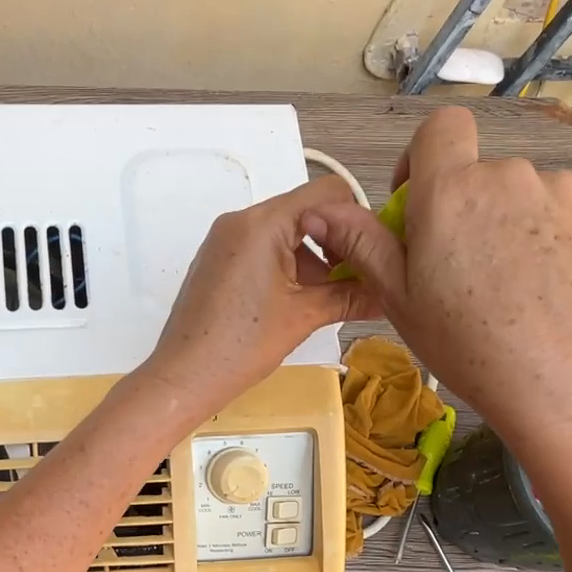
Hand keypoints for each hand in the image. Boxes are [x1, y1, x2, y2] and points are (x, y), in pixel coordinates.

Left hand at [135, 176, 379, 418]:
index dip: (356, 219)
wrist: (183, 378)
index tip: (365, 257)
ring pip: (282, 233)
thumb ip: (352, 294)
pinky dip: (282, 268)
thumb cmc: (240, 347)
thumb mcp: (305, 316)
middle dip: (333, 244)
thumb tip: (389, 291)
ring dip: (309, 260)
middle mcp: (239, 221)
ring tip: (317, 302)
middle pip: (305, 212)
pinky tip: (289, 304)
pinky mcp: (214, 262)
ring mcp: (222, 241)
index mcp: (262, 222)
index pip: (328, 192)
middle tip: (348, 284)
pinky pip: (258, 249)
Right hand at [301, 107, 571, 458]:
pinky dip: (559, 236)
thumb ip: (362, 242)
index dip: (424, 158)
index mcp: (451, 192)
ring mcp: (567, 189)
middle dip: (468, 207)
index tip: (418, 202)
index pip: (439, 128)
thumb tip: (320, 211)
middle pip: (482, 172)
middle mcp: (510, 175)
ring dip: (513, 223)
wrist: (559, 377)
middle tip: (462, 268)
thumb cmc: (464, 343)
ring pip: (527, 193)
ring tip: (511, 283)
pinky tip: (551, 282)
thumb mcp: (396, 297)